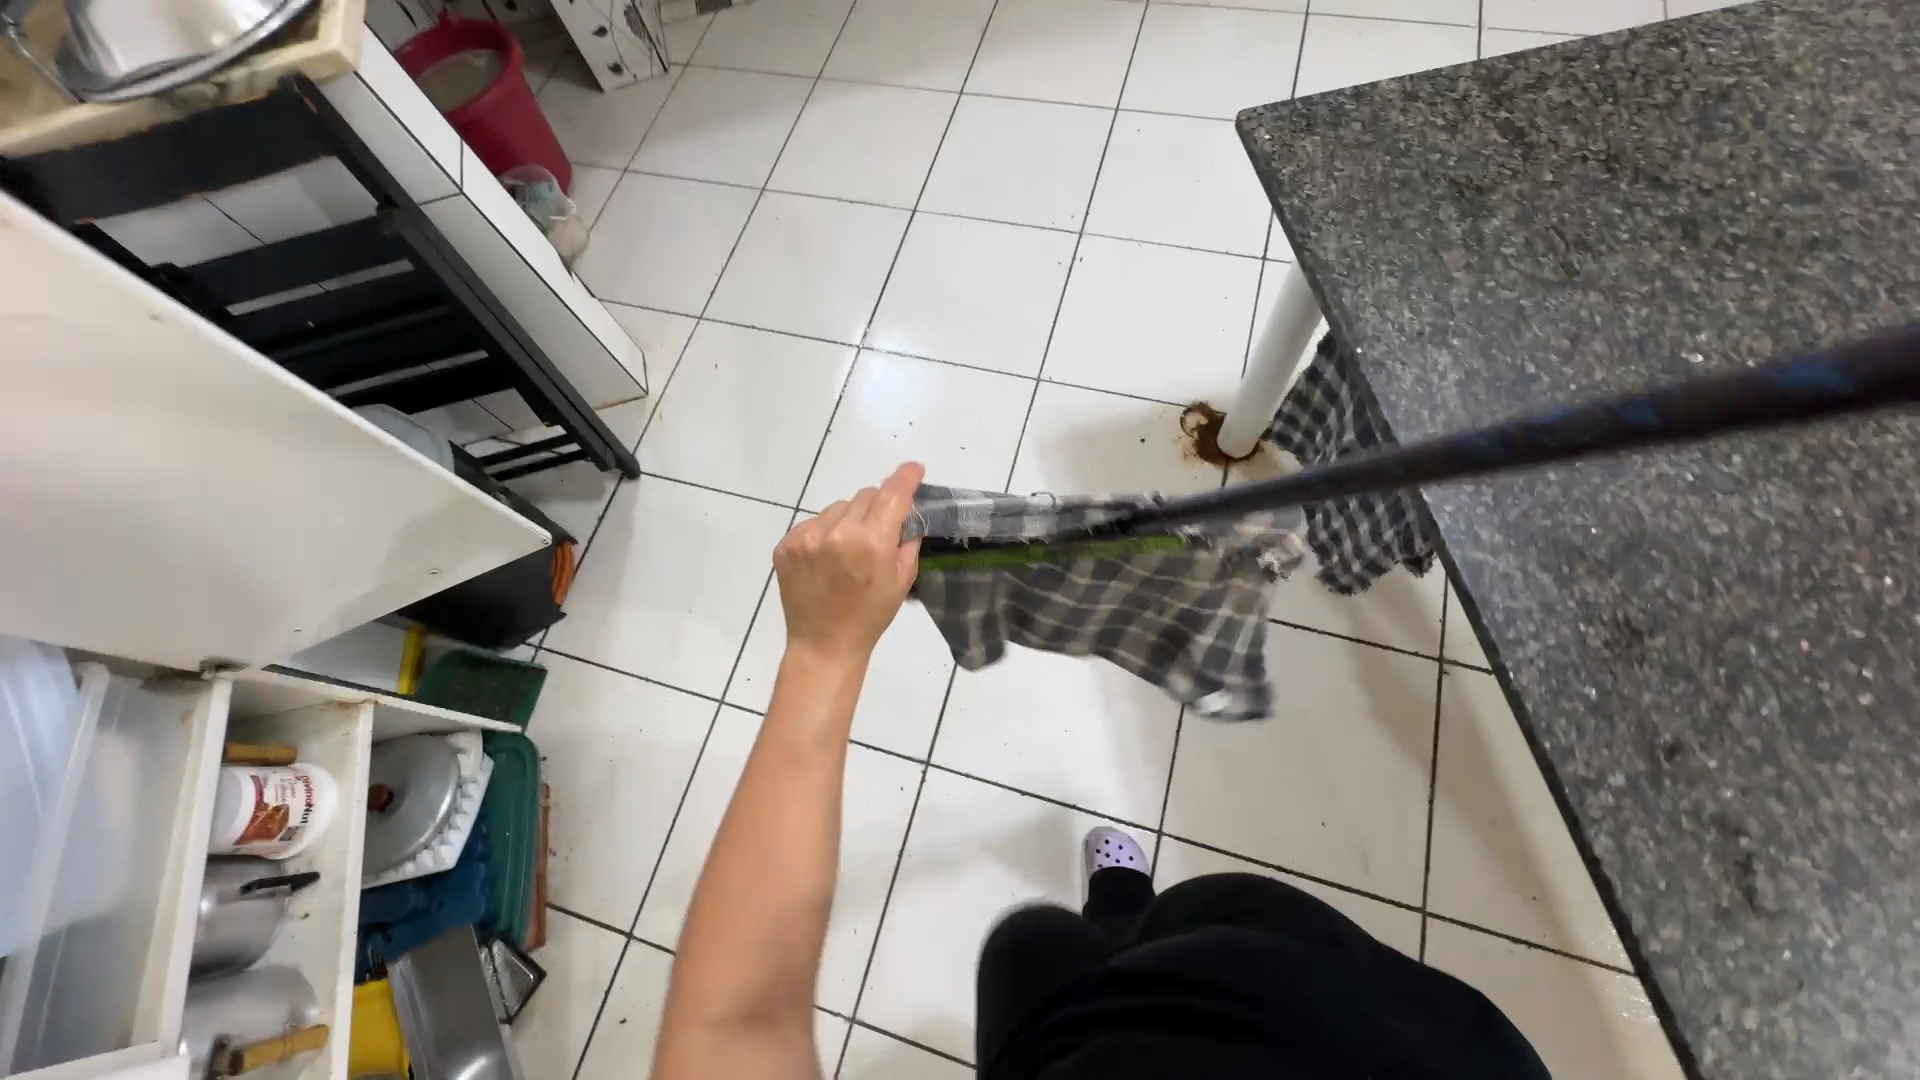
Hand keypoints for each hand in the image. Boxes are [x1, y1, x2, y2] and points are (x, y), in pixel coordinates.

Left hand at [773, 462, 925, 668]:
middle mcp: (838, 532)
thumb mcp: (901, 579)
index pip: (892, 494)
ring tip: (848, 550)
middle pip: (864, 496)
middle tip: (879, 530)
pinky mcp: (786, 545)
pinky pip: (813, 523)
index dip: (905, 477)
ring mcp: (807, 537)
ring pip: (838, 508)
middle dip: (877, 507)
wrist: (824, 644)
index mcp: (871, 542)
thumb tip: (907, 513)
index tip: (914, 468)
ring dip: (848, 520)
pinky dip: (824, 533)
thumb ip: (906, 540)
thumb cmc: (870, 616)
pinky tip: (826, 559)